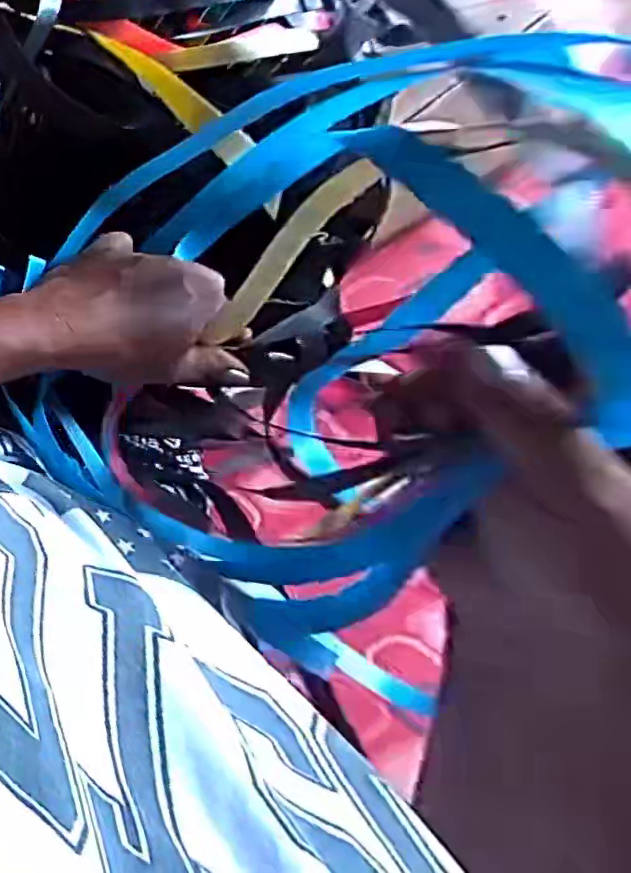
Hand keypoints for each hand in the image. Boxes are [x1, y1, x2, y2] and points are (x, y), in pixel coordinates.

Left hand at [23, 232, 244, 385]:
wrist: (53, 326)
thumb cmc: (117, 351)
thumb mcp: (169, 370)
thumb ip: (211, 366)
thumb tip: (240, 368)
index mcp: (208, 291)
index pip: (224, 316)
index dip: (205, 337)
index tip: (181, 352)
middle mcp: (180, 262)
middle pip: (188, 291)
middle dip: (175, 312)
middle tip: (145, 340)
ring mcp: (139, 252)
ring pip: (154, 274)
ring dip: (144, 291)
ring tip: (115, 318)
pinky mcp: (102, 248)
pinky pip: (119, 254)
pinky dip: (115, 267)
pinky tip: (100, 286)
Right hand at [389, 346, 630, 644]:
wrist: (551, 633)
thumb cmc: (596, 561)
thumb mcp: (576, 484)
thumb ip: (524, 417)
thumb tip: (464, 350)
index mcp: (595, 419)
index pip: (546, 357)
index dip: (495, 350)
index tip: (448, 356)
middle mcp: (542, 423)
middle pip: (479, 376)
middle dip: (440, 381)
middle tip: (420, 403)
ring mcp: (489, 446)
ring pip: (436, 401)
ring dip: (409, 407)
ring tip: (400, 425)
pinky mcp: (440, 469)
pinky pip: (408, 434)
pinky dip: (391, 431)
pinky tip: (387, 436)